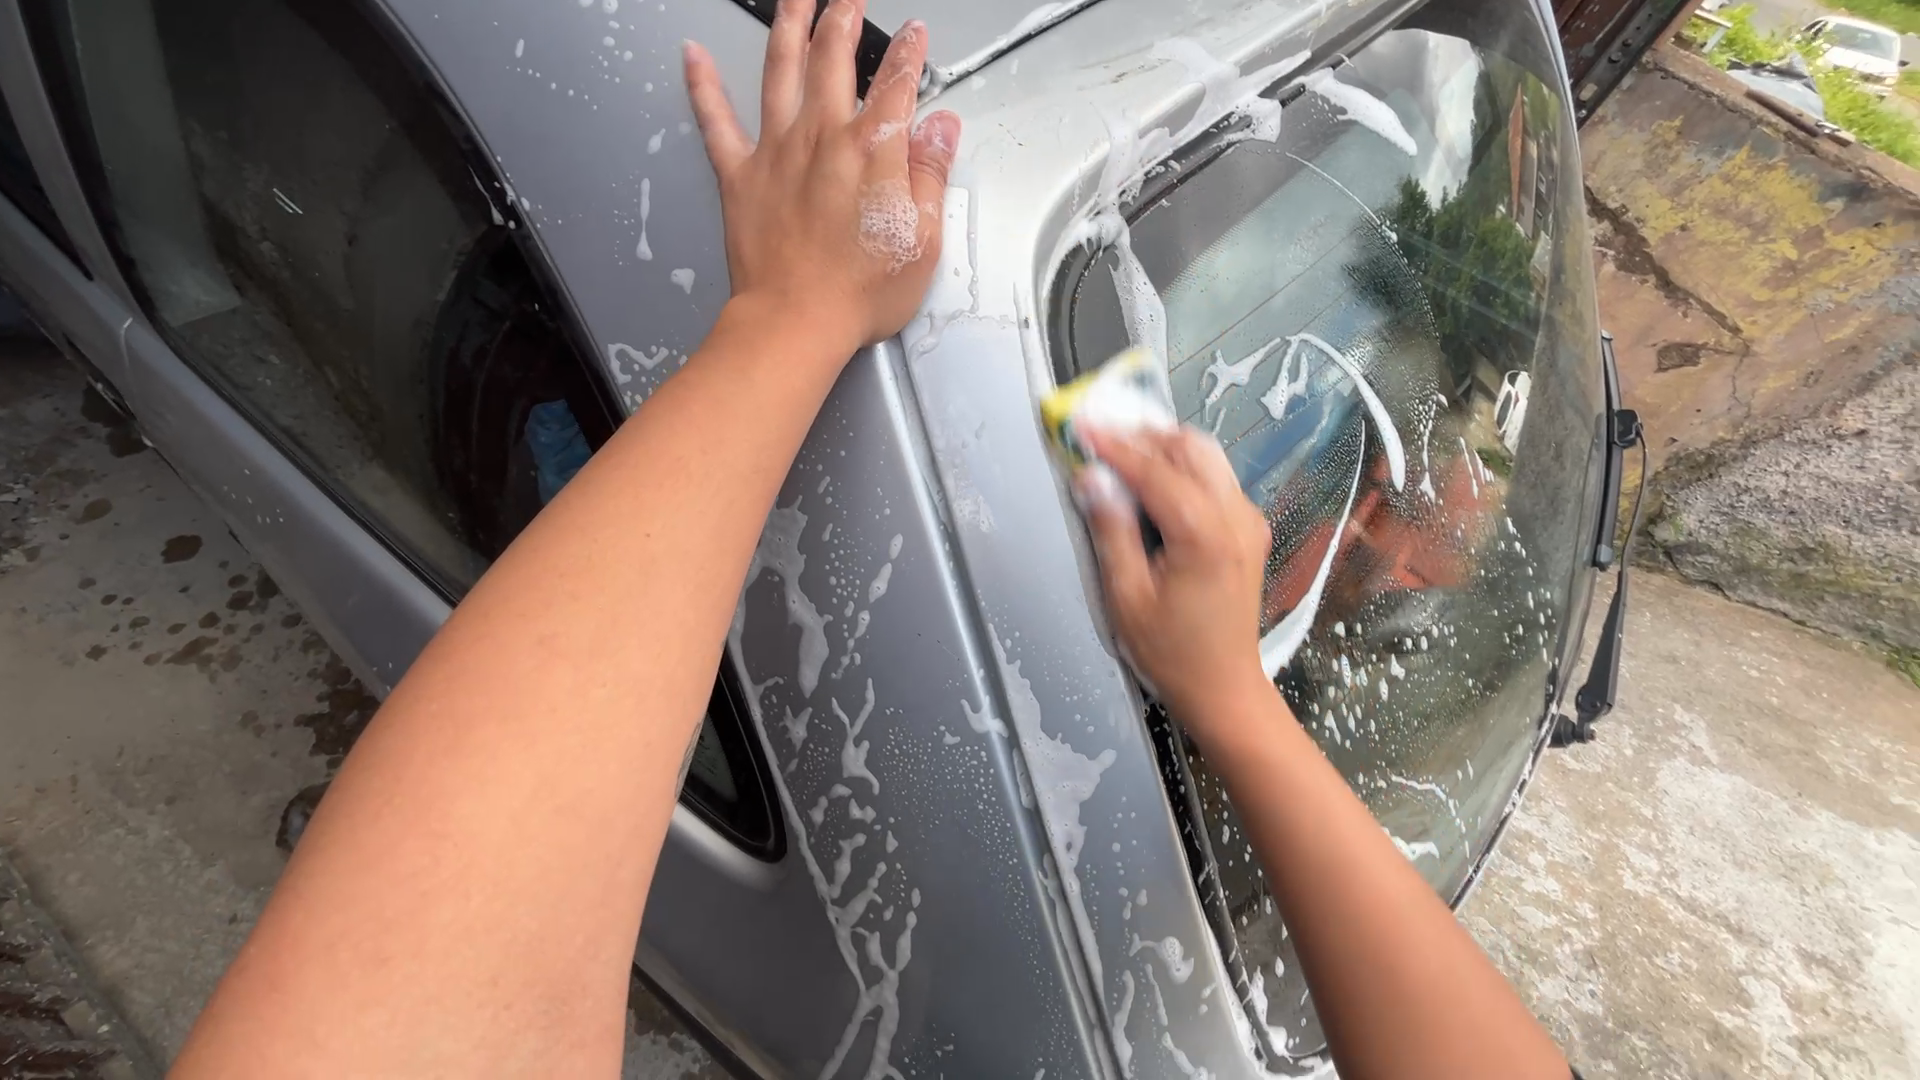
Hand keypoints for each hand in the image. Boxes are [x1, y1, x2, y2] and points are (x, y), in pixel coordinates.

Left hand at [684, 0, 961, 353]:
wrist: (797, 321)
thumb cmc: (860, 293)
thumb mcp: (923, 241)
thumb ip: (931, 175)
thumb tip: (942, 128)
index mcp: (874, 150)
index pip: (898, 83)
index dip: (910, 53)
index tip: (916, 36)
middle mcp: (823, 136)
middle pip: (833, 55)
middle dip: (844, 15)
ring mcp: (777, 151)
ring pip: (780, 67)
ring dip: (789, 23)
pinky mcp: (741, 176)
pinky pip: (715, 120)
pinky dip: (703, 85)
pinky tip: (694, 57)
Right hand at [1079, 427, 1274, 740]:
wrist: (1223, 686)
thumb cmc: (1169, 650)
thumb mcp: (1126, 596)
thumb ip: (1111, 530)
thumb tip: (1091, 478)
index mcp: (1204, 533)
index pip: (1154, 470)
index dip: (1114, 444)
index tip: (1083, 423)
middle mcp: (1236, 516)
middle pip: (1191, 447)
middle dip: (1145, 435)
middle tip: (1103, 436)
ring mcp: (1249, 520)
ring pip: (1208, 457)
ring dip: (1165, 447)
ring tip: (1123, 453)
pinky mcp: (1249, 529)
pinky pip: (1217, 479)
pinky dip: (1184, 468)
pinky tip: (1155, 481)